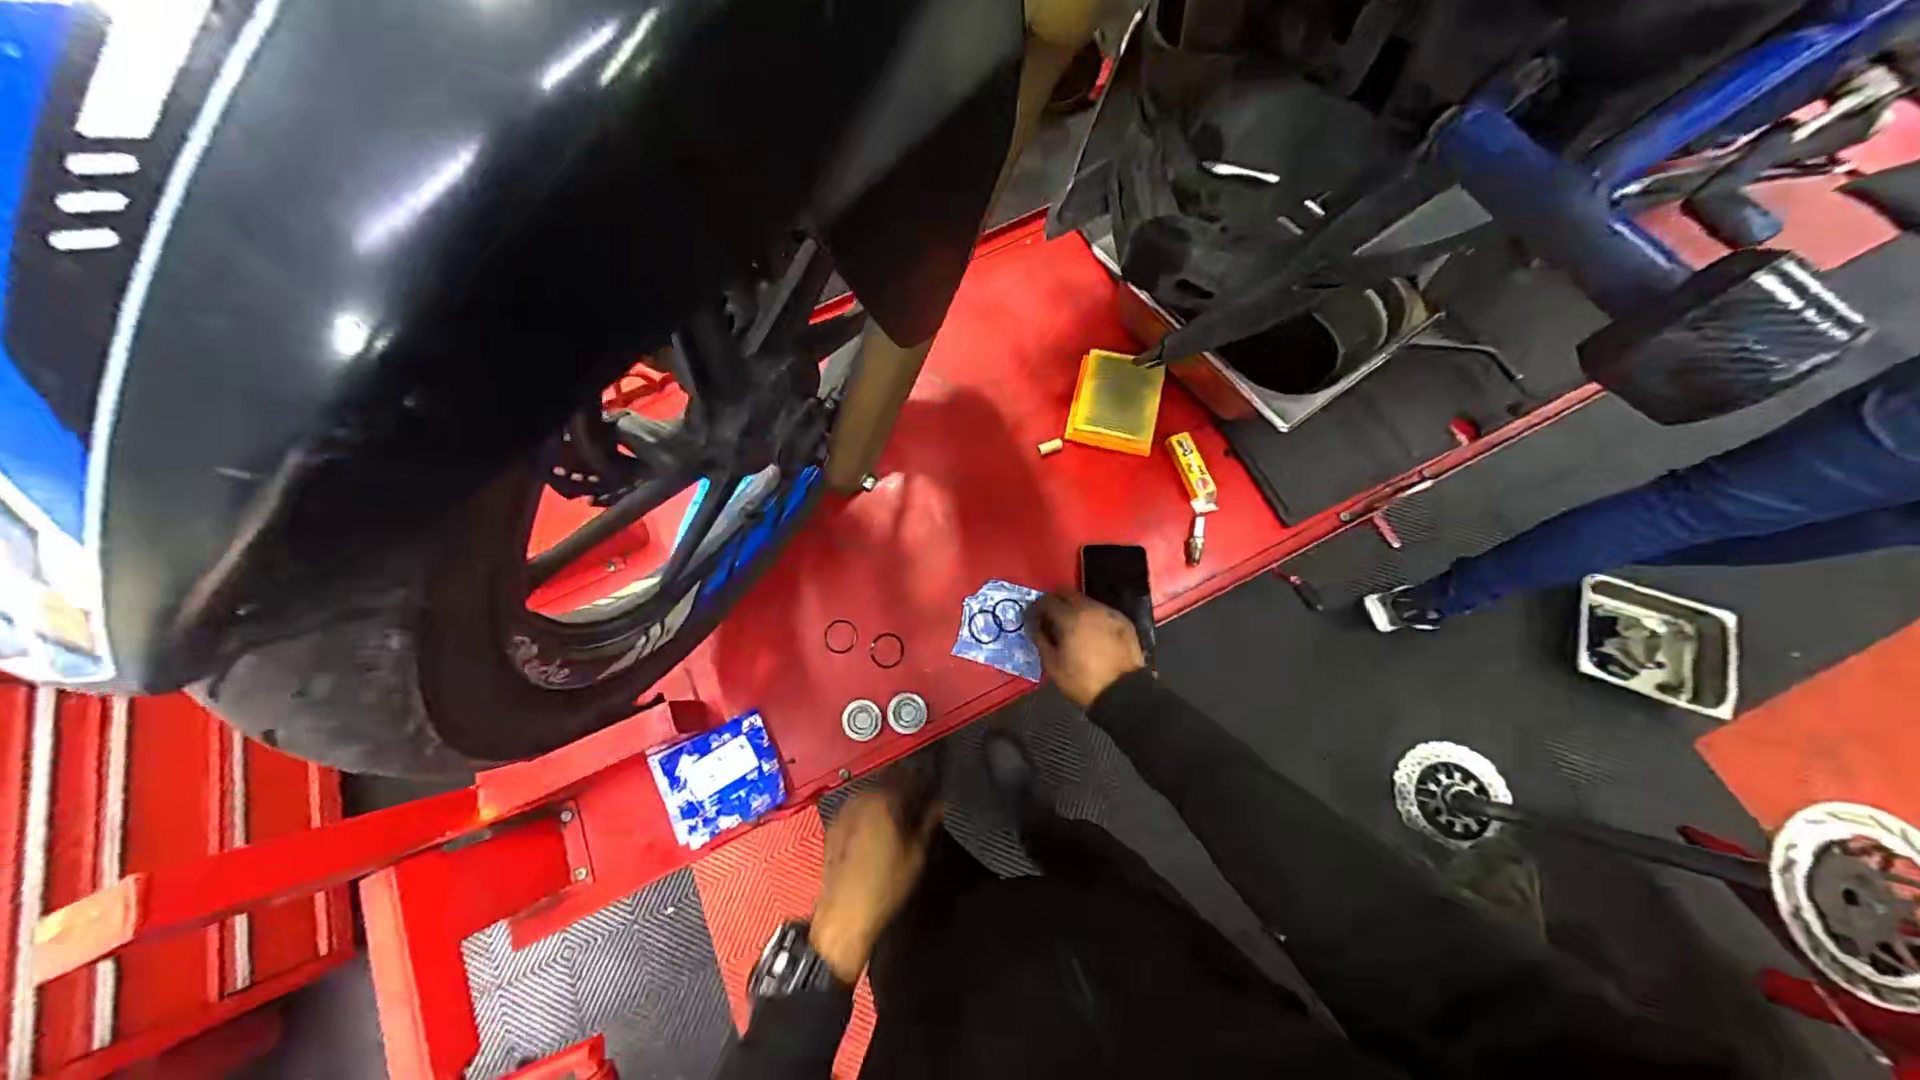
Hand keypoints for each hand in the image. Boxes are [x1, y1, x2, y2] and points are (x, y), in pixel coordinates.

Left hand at [810, 791, 942, 982]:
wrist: (844, 917)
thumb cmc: (883, 888)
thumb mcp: (916, 855)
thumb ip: (928, 823)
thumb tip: (938, 806)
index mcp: (882, 801)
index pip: (908, 779)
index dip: (924, 783)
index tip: (933, 791)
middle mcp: (860, 800)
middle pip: (887, 784)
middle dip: (904, 790)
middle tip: (919, 804)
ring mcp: (843, 814)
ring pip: (871, 796)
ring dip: (886, 801)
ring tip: (900, 818)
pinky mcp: (833, 829)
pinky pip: (856, 811)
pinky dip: (869, 814)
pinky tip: (878, 832)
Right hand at [1029, 589, 1145, 706]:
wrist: (1122, 693)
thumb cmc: (1082, 681)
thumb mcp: (1053, 665)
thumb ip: (1040, 639)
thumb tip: (1033, 625)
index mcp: (1070, 618)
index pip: (1047, 601)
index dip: (1036, 607)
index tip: (1032, 617)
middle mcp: (1090, 608)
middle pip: (1067, 594)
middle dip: (1055, 602)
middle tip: (1050, 617)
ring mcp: (1109, 613)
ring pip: (1086, 601)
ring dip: (1075, 608)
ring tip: (1071, 625)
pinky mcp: (1123, 621)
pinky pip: (1102, 611)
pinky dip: (1092, 616)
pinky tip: (1091, 631)